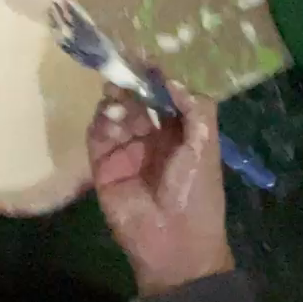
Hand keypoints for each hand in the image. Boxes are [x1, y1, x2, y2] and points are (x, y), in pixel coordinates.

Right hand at [87, 77, 233, 296]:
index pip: (163, 97)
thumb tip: (171, 78)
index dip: (154, 78)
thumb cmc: (196, 194)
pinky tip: (110, 119)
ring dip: (116, 102)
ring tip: (119, 103)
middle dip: (130, 85)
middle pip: (136, 100)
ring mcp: (124, 149)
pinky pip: (97, 133)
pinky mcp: (102, 162)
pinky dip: (101, 121)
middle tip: (122, 72)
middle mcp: (150, 137)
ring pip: (115, 113)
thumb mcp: (206, 149)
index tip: (141, 58)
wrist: (172, 242)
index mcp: (179, 133)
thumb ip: (196, 110)